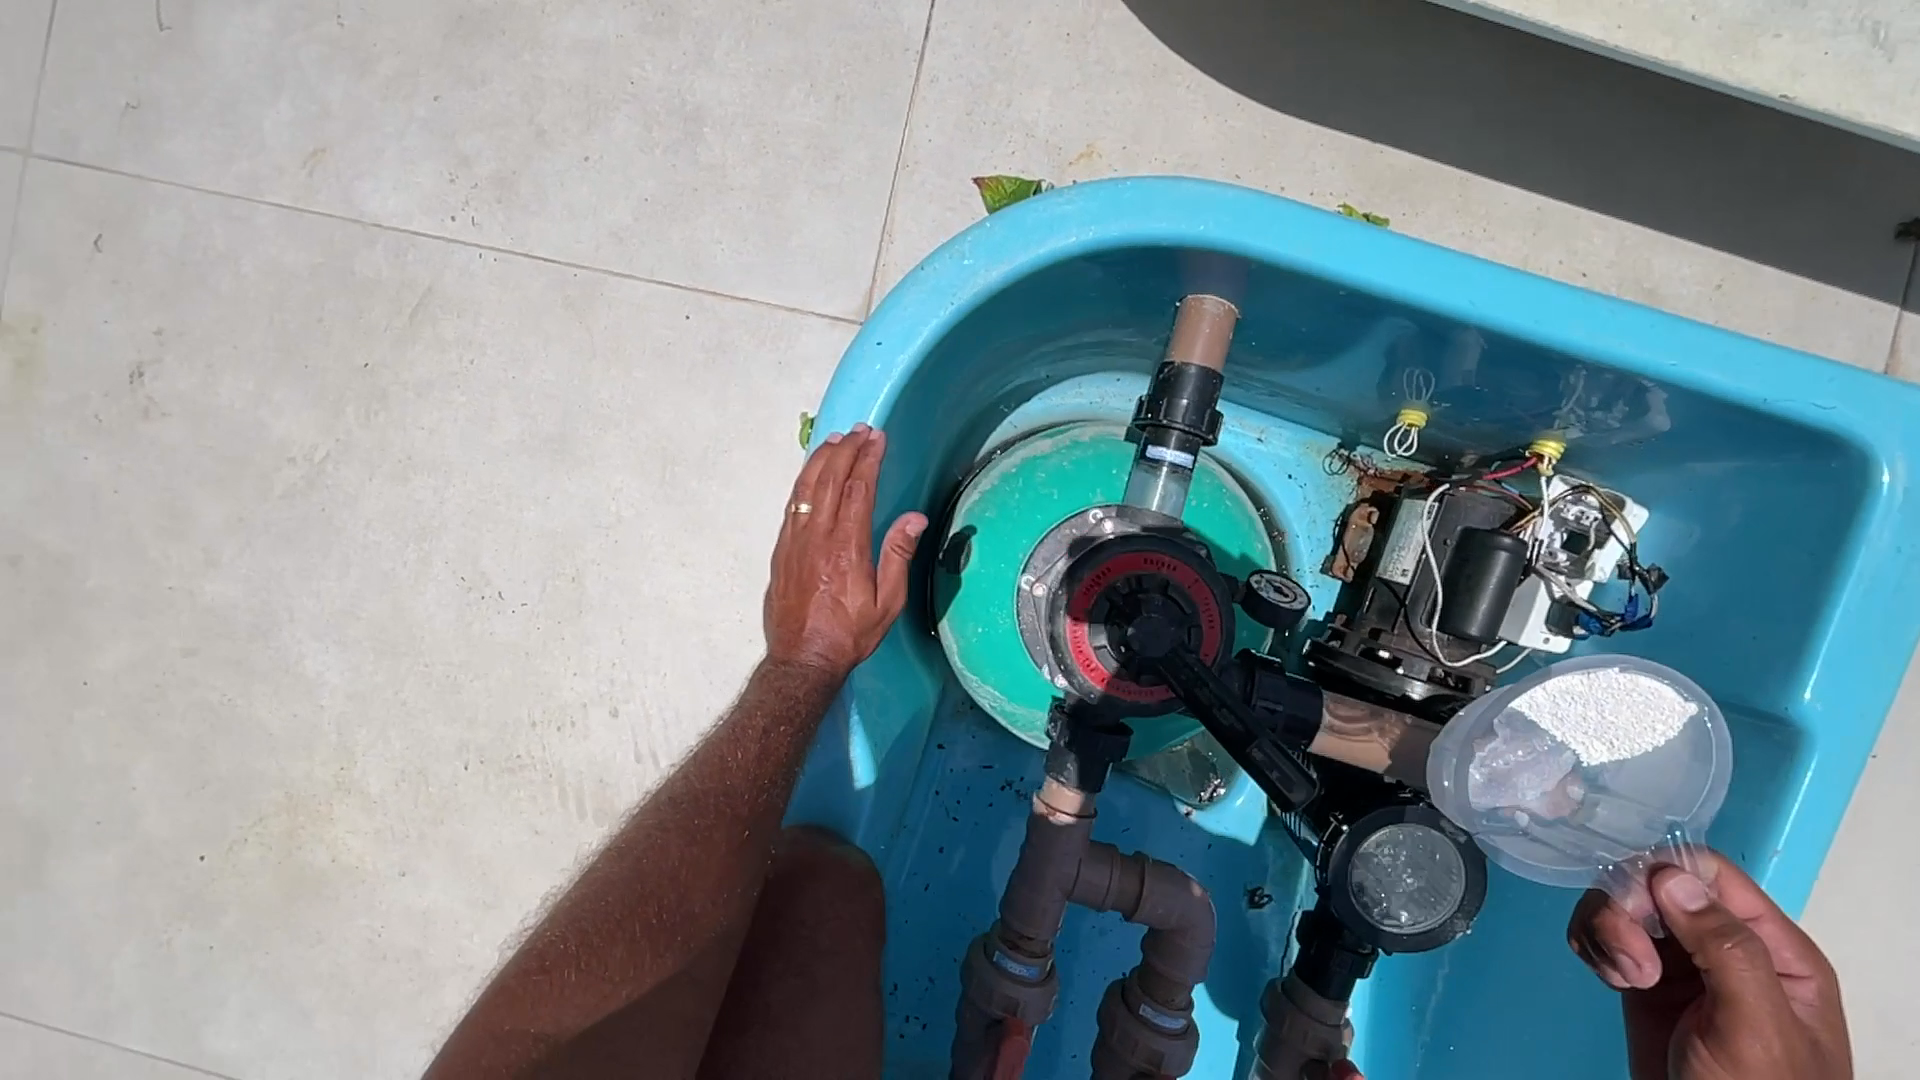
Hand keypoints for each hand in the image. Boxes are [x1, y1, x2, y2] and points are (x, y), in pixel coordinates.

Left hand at [763, 424, 925, 679]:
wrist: (803, 659)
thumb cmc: (849, 634)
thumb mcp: (887, 603)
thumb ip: (898, 556)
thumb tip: (914, 520)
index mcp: (847, 547)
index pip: (858, 489)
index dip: (868, 459)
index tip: (877, 438)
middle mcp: (818, 537)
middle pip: (829, 479)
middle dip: (846, 449)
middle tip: (860, 430)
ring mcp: (795, 541)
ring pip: (805, 487)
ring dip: (821, 459)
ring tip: (836, 440)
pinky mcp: (782, 550)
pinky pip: (792, 505)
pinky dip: (803, 481)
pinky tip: (811, 473)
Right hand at [1566, 850, 1850, 1079]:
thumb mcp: (1754, 1027)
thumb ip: (1726, 949)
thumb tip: (1670, 874)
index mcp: (1771, 946)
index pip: (1706, 871)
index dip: (1658, 877)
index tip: (1637, 915)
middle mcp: (1723, 941)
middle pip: (1650, 881)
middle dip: (1622, 913)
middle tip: (1628, 966)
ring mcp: (1680, 959)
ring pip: (1618, 903)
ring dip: (1604, 932)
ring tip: (1620, 979)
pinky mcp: (1641, 973)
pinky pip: (1600, 931)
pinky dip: (1591, 946)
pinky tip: (1608, 979)